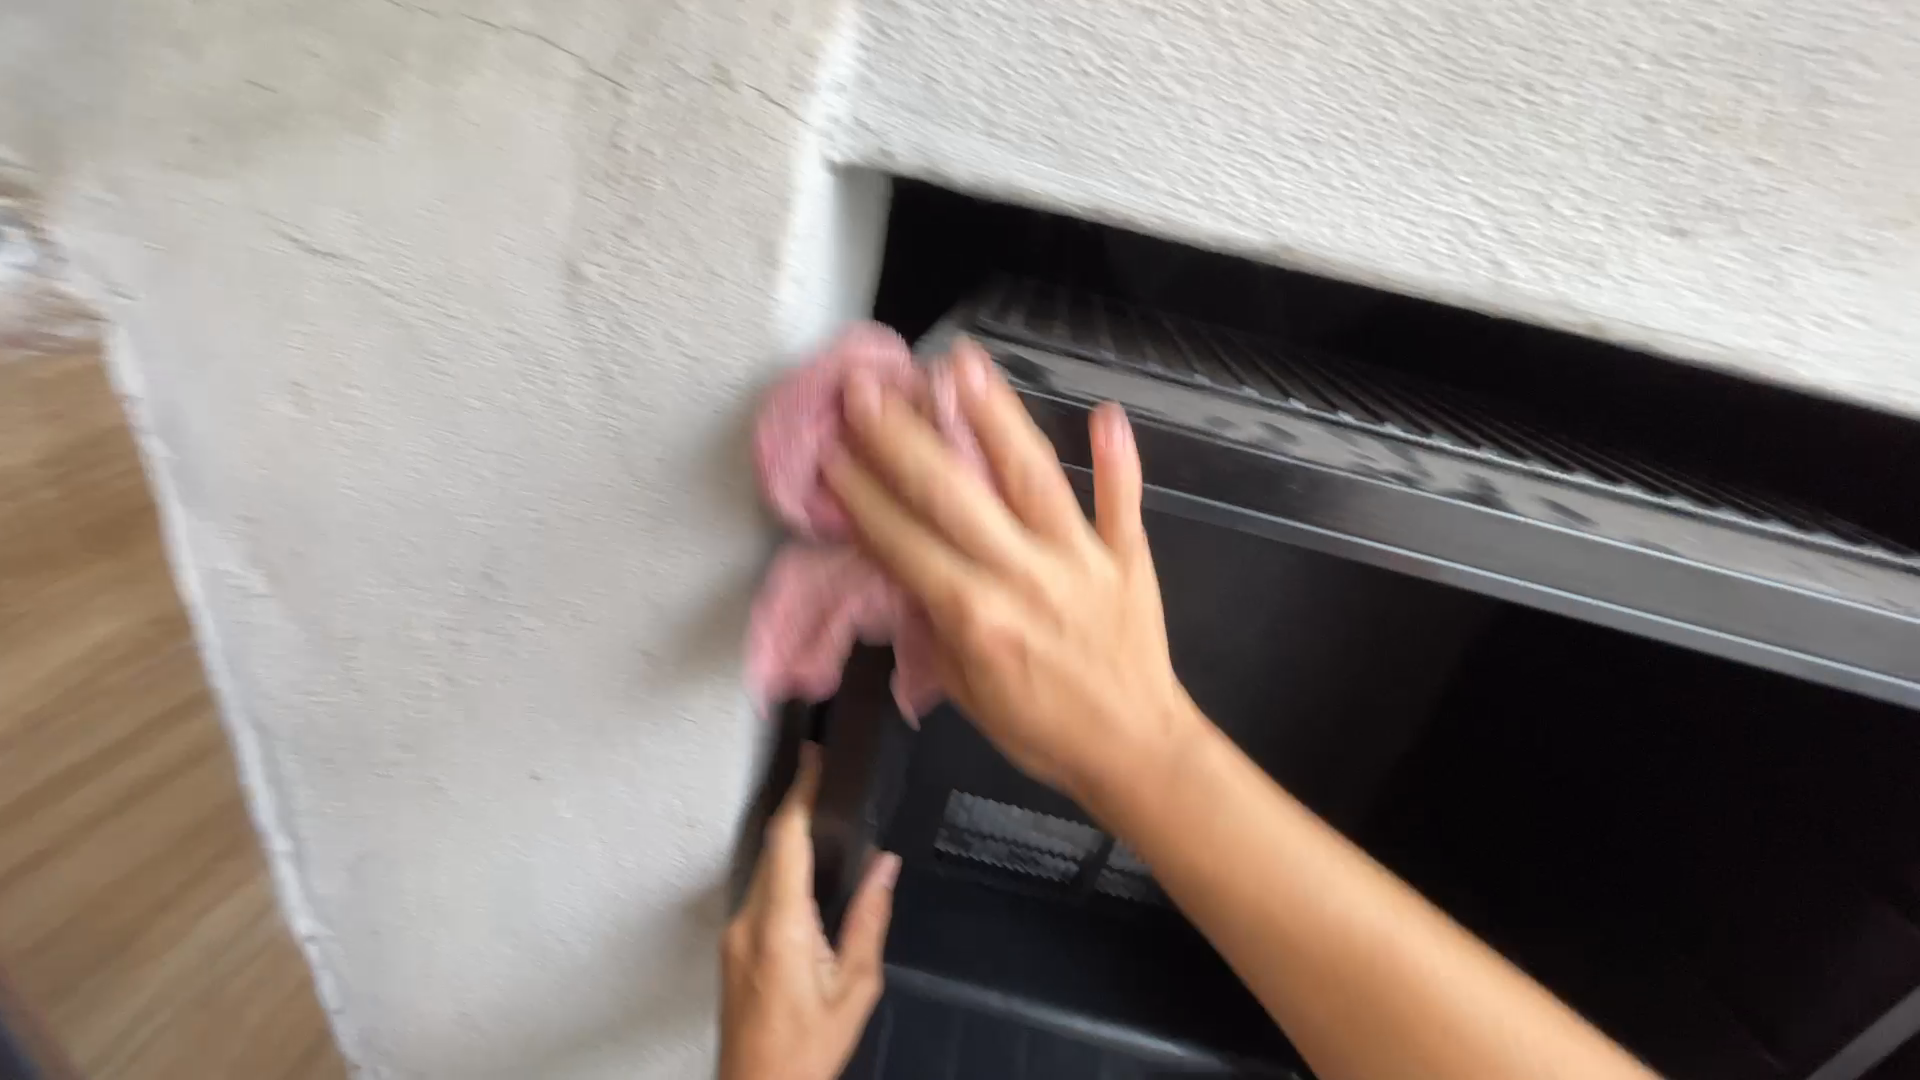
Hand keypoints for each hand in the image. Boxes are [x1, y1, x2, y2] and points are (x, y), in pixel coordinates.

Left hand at [720, 745, 900, 1079]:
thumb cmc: (807, 1051)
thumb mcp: (854, 990)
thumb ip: (869, 921)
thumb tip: (885, 864)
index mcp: (780, 927)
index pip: (786, 841)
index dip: (801, 794)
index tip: (814, 758)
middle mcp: (747, 922)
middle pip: (773, 849)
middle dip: (799, 811)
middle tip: (828, 779)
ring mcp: (733, 934)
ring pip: (764, 870)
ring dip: (791, 843)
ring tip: (826, 821)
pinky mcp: (731, 947)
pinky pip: (759, 893)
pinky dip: (782, 872)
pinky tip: (807, 878)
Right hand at [823, 338, 1198, 802]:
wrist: (1132, 748)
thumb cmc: (1039, 727)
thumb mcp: (962, 688)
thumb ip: (932, 620)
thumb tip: (902, 560)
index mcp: (976, 617)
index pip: (905, 541)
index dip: (863, 493)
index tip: (831, 447)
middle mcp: (1024, 576)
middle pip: (954, 496)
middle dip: (903, 439)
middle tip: (867, 389)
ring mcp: (1081, 560)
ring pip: (1033, 478)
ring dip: (997, 417)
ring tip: (964, 364)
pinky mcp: (1128, 558)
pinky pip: (1123, 502)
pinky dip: (1117, 459)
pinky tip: (1106, 410)